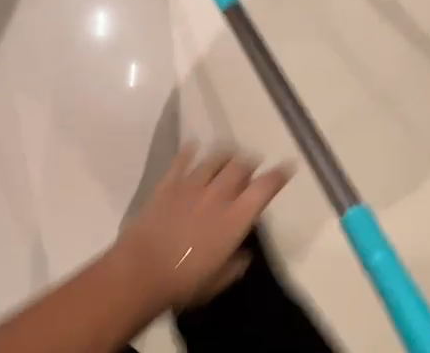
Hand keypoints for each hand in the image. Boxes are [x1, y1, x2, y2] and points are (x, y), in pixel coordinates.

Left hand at [116, 144, 294, 310]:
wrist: (142, 271)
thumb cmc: (185, 283)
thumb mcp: (219, 280)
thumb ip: (235, 264)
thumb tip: (243, 252)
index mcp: (234, 219)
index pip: (263, 189)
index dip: (277, 175)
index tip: (287, 166)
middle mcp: (217, 195)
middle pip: (240, 166)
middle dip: (250, 162)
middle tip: (252, 164)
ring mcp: (191, 186)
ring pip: (214, 159)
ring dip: (225, 155)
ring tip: (229, 154)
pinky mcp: (168, 184)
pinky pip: (182, 160)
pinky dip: (190, 151)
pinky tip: (193, 146)